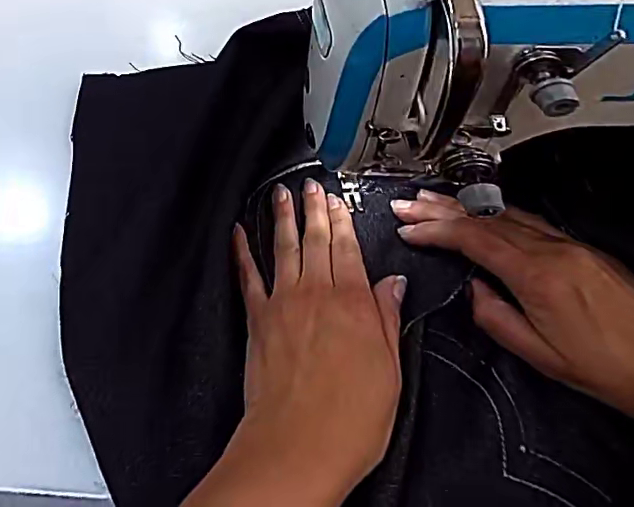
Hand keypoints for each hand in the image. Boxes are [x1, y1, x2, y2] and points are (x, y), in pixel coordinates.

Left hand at [184, 179, 405, 506]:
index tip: (338, 201)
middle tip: (311, 185)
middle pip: (316, 238)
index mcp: (352, 302)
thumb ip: (388, 320)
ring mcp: (284, 302)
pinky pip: (249, 275)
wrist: (297, 448)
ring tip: (281, 195)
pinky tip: (239, 233)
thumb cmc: (348, 420)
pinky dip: (242, 251)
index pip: (348, 247)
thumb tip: (394, 286)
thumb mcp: (389, 371)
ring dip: (283, 217)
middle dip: (314, 208)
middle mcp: (317, 293)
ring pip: (284, 246)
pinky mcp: (258, 319)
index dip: (343, 220)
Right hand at [393, 191, 633, 432]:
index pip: (472, 238)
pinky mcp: (583, 249)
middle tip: (410, 200)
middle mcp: (552, 249)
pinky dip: (498, 214)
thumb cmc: (619, 372)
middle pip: (485, 216)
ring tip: (438, 201)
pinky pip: (528, 221)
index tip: (409, 225)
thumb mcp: (546, 358)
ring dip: (467, 206)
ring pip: (506, 214)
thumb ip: (498, 319)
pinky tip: (488, 216)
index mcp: (537, 274)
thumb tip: (474, 291)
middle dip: (441, 206)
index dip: (435, 228)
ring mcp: (570, 244)